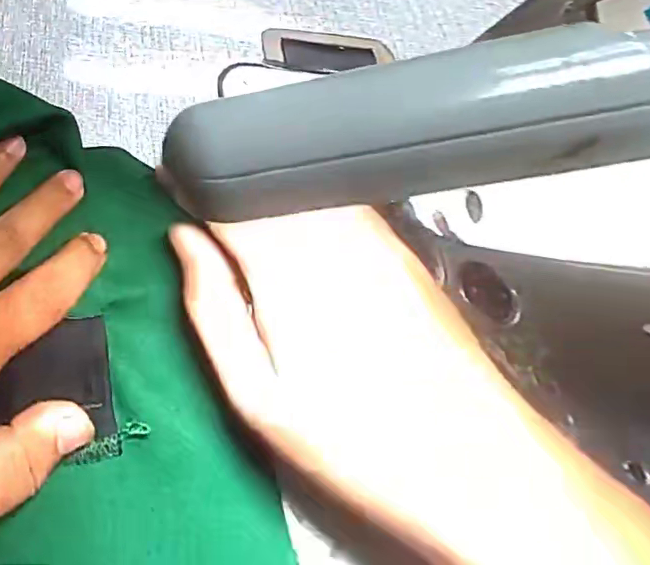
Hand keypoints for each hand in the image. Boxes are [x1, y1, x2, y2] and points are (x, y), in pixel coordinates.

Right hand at [170, 208, 649, 564]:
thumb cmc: (357, 441)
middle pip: (256, 182)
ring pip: (294, 183)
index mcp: (284, 266)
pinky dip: (298, 197)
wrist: (483, 467)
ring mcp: (370, 234)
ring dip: (257, 188)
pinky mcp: (397, 244)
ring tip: (240, 214)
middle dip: (218, 182)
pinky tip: (293, 226)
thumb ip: (209, 307)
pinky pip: (332, 197)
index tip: (166, 182)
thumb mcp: (258, 396)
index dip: (187, 183)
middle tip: (195, 198)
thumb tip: (182, 240)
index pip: (221, 196)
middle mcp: (327, 234)